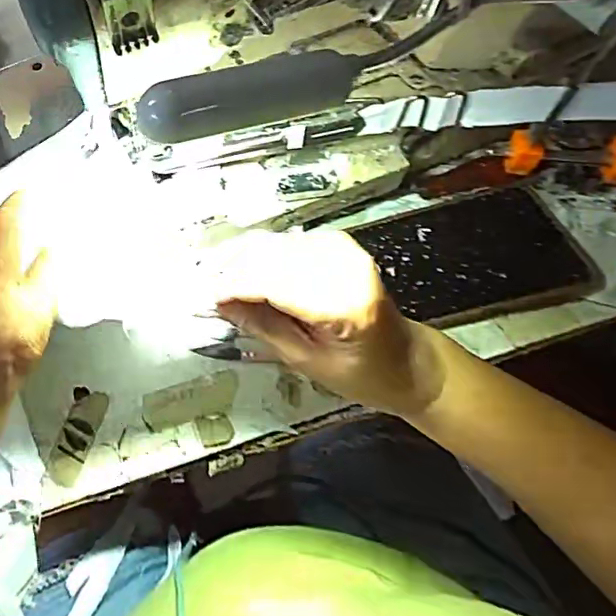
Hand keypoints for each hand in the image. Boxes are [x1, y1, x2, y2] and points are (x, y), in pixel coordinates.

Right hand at [210, 228, 446, 417]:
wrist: (410, 361)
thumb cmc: (365, 374)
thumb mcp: (307, 362)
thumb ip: (262, 326)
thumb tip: (220, 303)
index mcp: (343, 304)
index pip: (272, 282)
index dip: (232, 286)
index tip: (205, 297)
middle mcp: (344, 267)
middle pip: (268, 256)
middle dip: (231, 270)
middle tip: (206, 290)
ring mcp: (341, 250)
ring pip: (272, 244)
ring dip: (241, 259)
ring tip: (220, 282)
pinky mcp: (335, 243)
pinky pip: (284, 241)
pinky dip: (260, 254)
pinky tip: (246, 270)